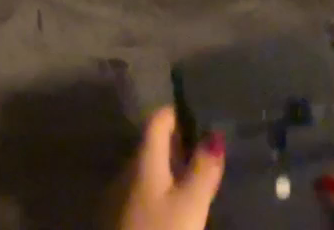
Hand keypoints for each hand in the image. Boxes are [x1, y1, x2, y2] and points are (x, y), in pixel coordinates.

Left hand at [112, 106, 225, 229]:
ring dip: (170, 170)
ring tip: (197, 181)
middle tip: (207, 153)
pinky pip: (142, 192)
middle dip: (178, 145)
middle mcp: (126, 169)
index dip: (178, 114)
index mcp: (143, 159)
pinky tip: (176, 209)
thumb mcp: (190, 204)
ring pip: (147, 170)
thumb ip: (204, 169)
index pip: (157, 120)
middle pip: (152, 145)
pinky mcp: (119, 219)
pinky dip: (161, 190)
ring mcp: (118, 195)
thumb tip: (214, 133)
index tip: (201, 117)